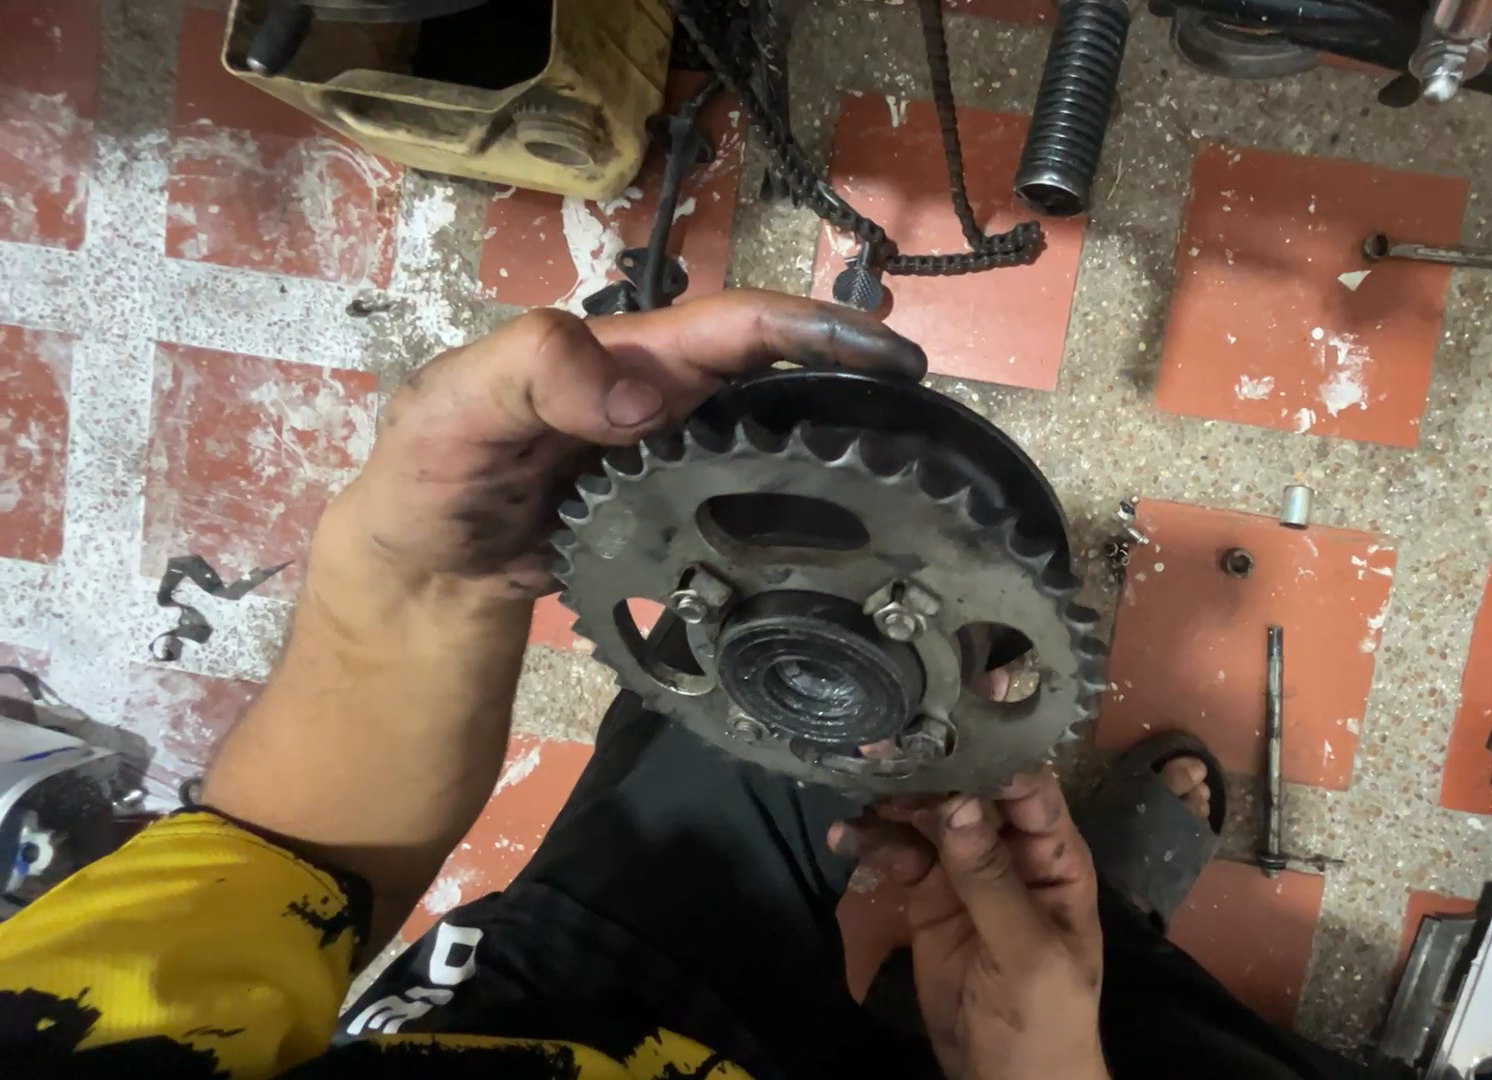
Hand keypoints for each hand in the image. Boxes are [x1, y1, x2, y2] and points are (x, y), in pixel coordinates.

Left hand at [330, 291, 927, 598]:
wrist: (439, 568)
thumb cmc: (436, 477)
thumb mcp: (452, 408)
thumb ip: (529, 376)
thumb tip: (643, 402)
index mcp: (634, 359)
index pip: (741, 327)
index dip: (818, 330)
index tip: (893, 354)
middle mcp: (675, 400)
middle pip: (780, 375)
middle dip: (855, 377)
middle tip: (924, 411)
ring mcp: (686, 457)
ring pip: (778, 431)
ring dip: (841, 435)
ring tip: (906, 461)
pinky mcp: (690, 510)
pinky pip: (758, 491)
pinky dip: (804, 495)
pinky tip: (841, 521)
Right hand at [830, 773, 1109, 1079]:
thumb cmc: (1045, 1020)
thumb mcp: (1029, 954)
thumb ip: (993, 880)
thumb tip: (959, 804)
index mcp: (1052, 854)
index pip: (1028, 789)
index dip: (992, 758)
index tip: (946, 732)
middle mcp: (1010, 849)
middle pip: (970, 794)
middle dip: (931, 772)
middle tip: (883, 749)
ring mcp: (965, 870)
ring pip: (929, 818)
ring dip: (893, 802)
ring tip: (856, 785)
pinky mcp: (928, 894)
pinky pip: (900, 856)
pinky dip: (873, 843)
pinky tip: (845, 836)